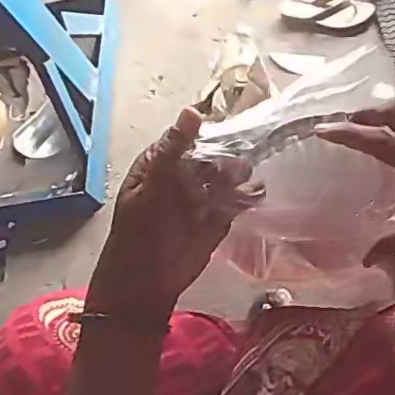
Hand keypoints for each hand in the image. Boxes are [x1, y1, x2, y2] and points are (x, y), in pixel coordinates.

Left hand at [90, 107, 257, 319]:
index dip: (214, 130)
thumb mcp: (154, 187)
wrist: (146, 283)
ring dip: (240, 176)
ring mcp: (203, 197)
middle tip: (240, 161)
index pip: (192, 137)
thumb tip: (192, 111)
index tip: (238, 123)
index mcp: (163, 162)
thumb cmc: (141, 233)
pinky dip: (248, 197)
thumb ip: (174, 150)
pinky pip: (238, 200)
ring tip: (245, 181)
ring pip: (229, 177)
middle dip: (231, 155)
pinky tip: (253, 196)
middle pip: (216, 155)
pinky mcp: (219, 217)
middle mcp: (185, 176)